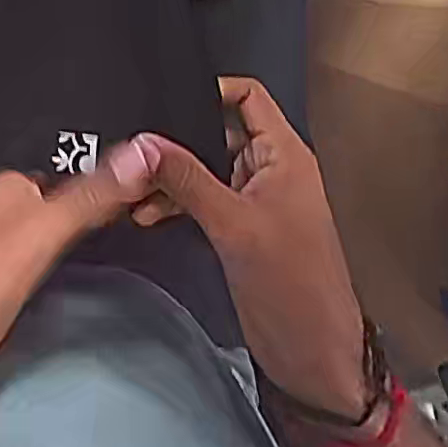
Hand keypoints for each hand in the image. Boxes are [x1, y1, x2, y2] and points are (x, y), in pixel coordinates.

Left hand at [0, 138, 160, 445]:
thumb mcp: (41, 234)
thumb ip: (91, 194)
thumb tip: (138, 154)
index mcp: (12, 185)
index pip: (80, 166)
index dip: (119, 176)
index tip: (156, 187)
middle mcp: (10, 210)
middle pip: (74, 197)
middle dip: (111, 205)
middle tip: (153, 215)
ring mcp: (9, 247)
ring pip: (66, 229)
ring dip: (96, 233)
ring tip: (135, 239)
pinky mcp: (9, 283)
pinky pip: (56, 260)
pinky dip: (79, 260)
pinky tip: (95, 272)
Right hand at [133, 76, 373, 421]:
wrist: (312, 357)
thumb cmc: (295, 287)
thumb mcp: (233, 224)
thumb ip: (186, 179)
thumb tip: (144, 144)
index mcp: (283, 155)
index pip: (248, 96)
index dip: (212, 89)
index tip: (168, 97)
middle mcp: (268, 168)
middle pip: (217, 129)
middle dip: (178, 138)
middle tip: (138, 147)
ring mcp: (252, 196)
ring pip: (204, 165)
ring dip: (171, 174)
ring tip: (135, 186)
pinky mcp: (239, 223)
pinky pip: (201, 195)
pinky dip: (176, 200)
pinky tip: (148, 211)